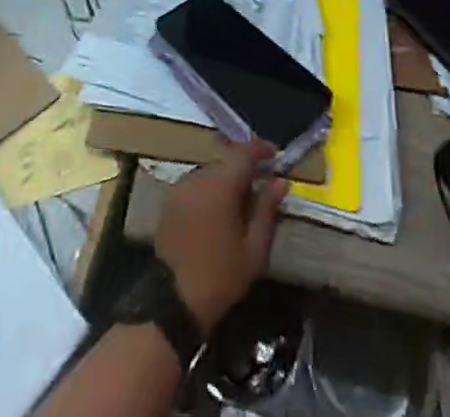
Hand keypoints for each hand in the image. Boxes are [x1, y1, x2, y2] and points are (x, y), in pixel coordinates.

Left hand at [154, 140, 288, 333]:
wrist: (173, 300)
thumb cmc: (221, 276)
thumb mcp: (254, 248)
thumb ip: (266, 209)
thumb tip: (280, 181)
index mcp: (219, 186)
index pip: (242, 153)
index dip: (261, 149)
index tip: (277, 154)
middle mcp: (196, 179)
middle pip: (224, 160)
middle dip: (245, 165)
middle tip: (264, 180)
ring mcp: (179, 189)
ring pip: (209, 171)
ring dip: (227, 177)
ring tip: (245, 197)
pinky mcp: (169, 202)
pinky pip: (195, 184)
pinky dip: (211, 188)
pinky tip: (221, 207)